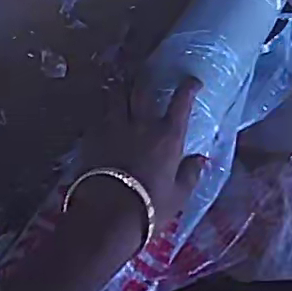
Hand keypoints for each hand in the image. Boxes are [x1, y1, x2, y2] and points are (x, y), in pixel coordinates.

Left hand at [75, 78, 210, 248]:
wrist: (106, 215)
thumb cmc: (149, 205)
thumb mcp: (179, 195)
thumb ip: (190, 174)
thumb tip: (200, 159)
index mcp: (168, 135)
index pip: (181, 102)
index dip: (188, 87)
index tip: (192, 82)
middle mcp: (142, 123)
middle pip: (143, 90)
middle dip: (146, 79)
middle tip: (147, 75)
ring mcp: (114, 127)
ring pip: (116, 96)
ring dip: (120, 89)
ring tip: (121, 87)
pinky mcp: (91, 137)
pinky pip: (99, 116)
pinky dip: (104, 113)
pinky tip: (103, 117)